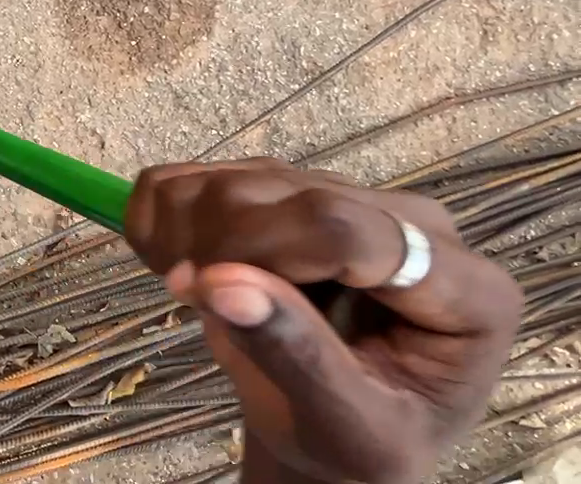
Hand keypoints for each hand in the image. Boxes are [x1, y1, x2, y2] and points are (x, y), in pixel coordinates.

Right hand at [125, 159, 521, 483]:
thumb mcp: (344, 424)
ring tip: (189, 290)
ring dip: (176, 233)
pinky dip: (152, 216)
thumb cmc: (352, 437)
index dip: (259, 249)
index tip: (201, 293)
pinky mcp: (270, 185)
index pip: (340, 226)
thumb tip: (220, 284)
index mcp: (462, 287)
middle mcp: (403, 221)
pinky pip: (182, 176)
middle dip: (209, 245)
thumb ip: (296, 355)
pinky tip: (176, 261)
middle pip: (269, 192)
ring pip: (221, 178)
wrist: (321, 420)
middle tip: (189, 299)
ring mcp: (330, 194)